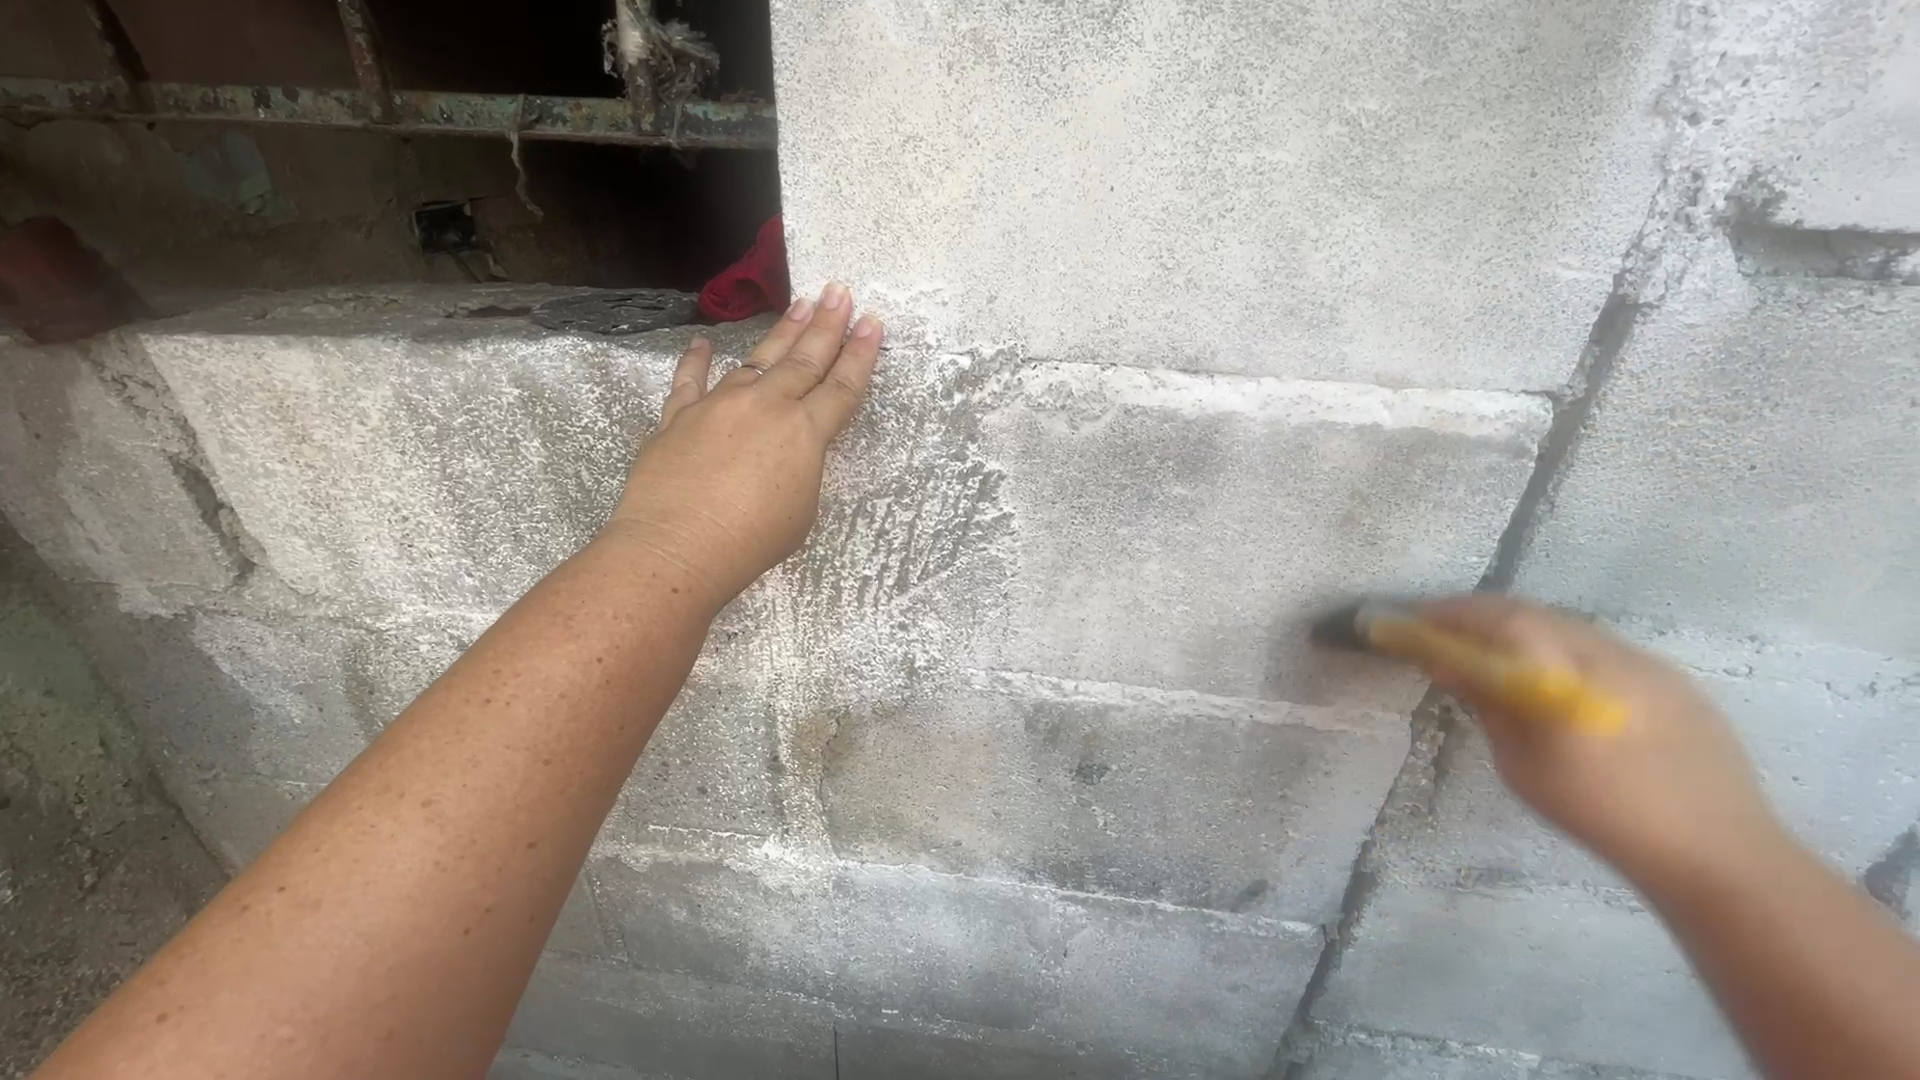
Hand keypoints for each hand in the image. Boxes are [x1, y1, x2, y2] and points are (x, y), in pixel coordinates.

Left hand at [602, 283, 882, 607]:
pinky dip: (696, 361)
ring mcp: (720, 406)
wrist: (678, 546)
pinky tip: (702, 343)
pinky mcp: (678, 416)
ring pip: (756, 360)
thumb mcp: (801, 509)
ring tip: (799, 305)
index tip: (872, 322)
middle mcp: (766, 407)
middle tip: (840, 291)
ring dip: (781, 332)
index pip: (842, 386)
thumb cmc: (751, 541)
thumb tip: (788, 448)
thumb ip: (802, 467)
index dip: (861, 354)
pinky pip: (689, 381)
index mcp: (804, 433)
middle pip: (805, 359)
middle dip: (827, 324)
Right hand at [1416, 594, 1785, 887]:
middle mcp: (1612, 656)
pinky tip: (1549, 673)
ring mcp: (1648, 663)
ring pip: (1567, 625)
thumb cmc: (1600, 814)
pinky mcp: (1672, 677)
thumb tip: (1447, 664)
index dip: (1454, 614)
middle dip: (1481, 615)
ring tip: (1490, 648)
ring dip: (1521, 627)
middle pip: (1534, 614)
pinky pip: (1600, 646)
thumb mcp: (1522, 765)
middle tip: (1443, 628)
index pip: (1503, 623)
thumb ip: (1488, 705)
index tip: (1417, 619)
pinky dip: (1559, 645)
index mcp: (1571, 681)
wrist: (1717, 853)